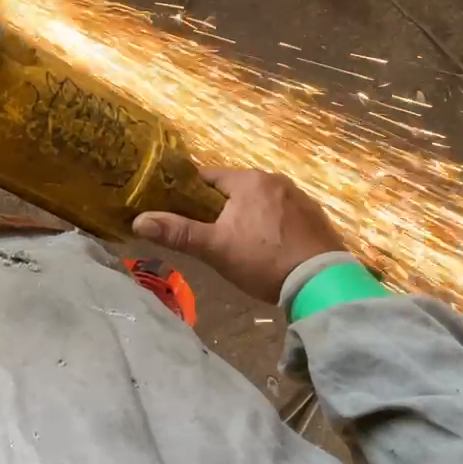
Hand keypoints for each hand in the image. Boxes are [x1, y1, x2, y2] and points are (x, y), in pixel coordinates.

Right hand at [131, 169, 345, 302]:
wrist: (324, 286)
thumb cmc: (263, 259)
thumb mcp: (214, 247)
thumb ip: (177, 232)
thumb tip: (137, 221)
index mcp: (248, 181)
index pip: (206, 178)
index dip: (188, 194)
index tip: (178, 213)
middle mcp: (275, 181)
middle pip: (233, 189)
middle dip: (217, 208)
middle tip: (206, 234)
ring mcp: (300, 199)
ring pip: (258, 202)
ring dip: (245, 216)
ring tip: (236, 243)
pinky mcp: (317, 219)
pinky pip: (281, 214)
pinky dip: (269, 225)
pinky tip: (267, 248)